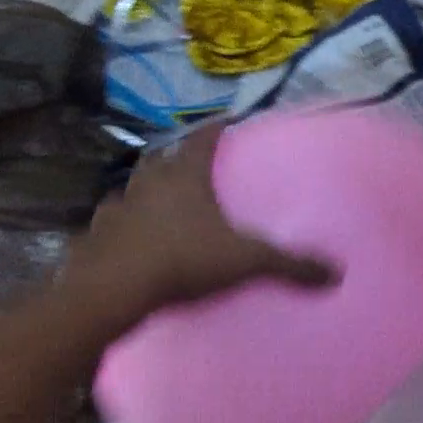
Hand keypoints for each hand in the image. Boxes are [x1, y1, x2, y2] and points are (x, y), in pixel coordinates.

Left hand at [65, 122, 335, 318]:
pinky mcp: (85, 246)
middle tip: (191, 165)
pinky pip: (101, 231)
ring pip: (126, 193)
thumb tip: (336, 274)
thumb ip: (290, 264)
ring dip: (140, 195)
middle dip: (175, 159)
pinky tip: (122, 245)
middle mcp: (146, 187)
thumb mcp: (245, 260)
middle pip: (160, 160)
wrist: (103, 301)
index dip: (216, 128)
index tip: (228, 121)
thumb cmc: (181, 261)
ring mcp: (111, 216)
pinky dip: (114, 232)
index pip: (203, 139)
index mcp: (185, 177)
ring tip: (154, 205)